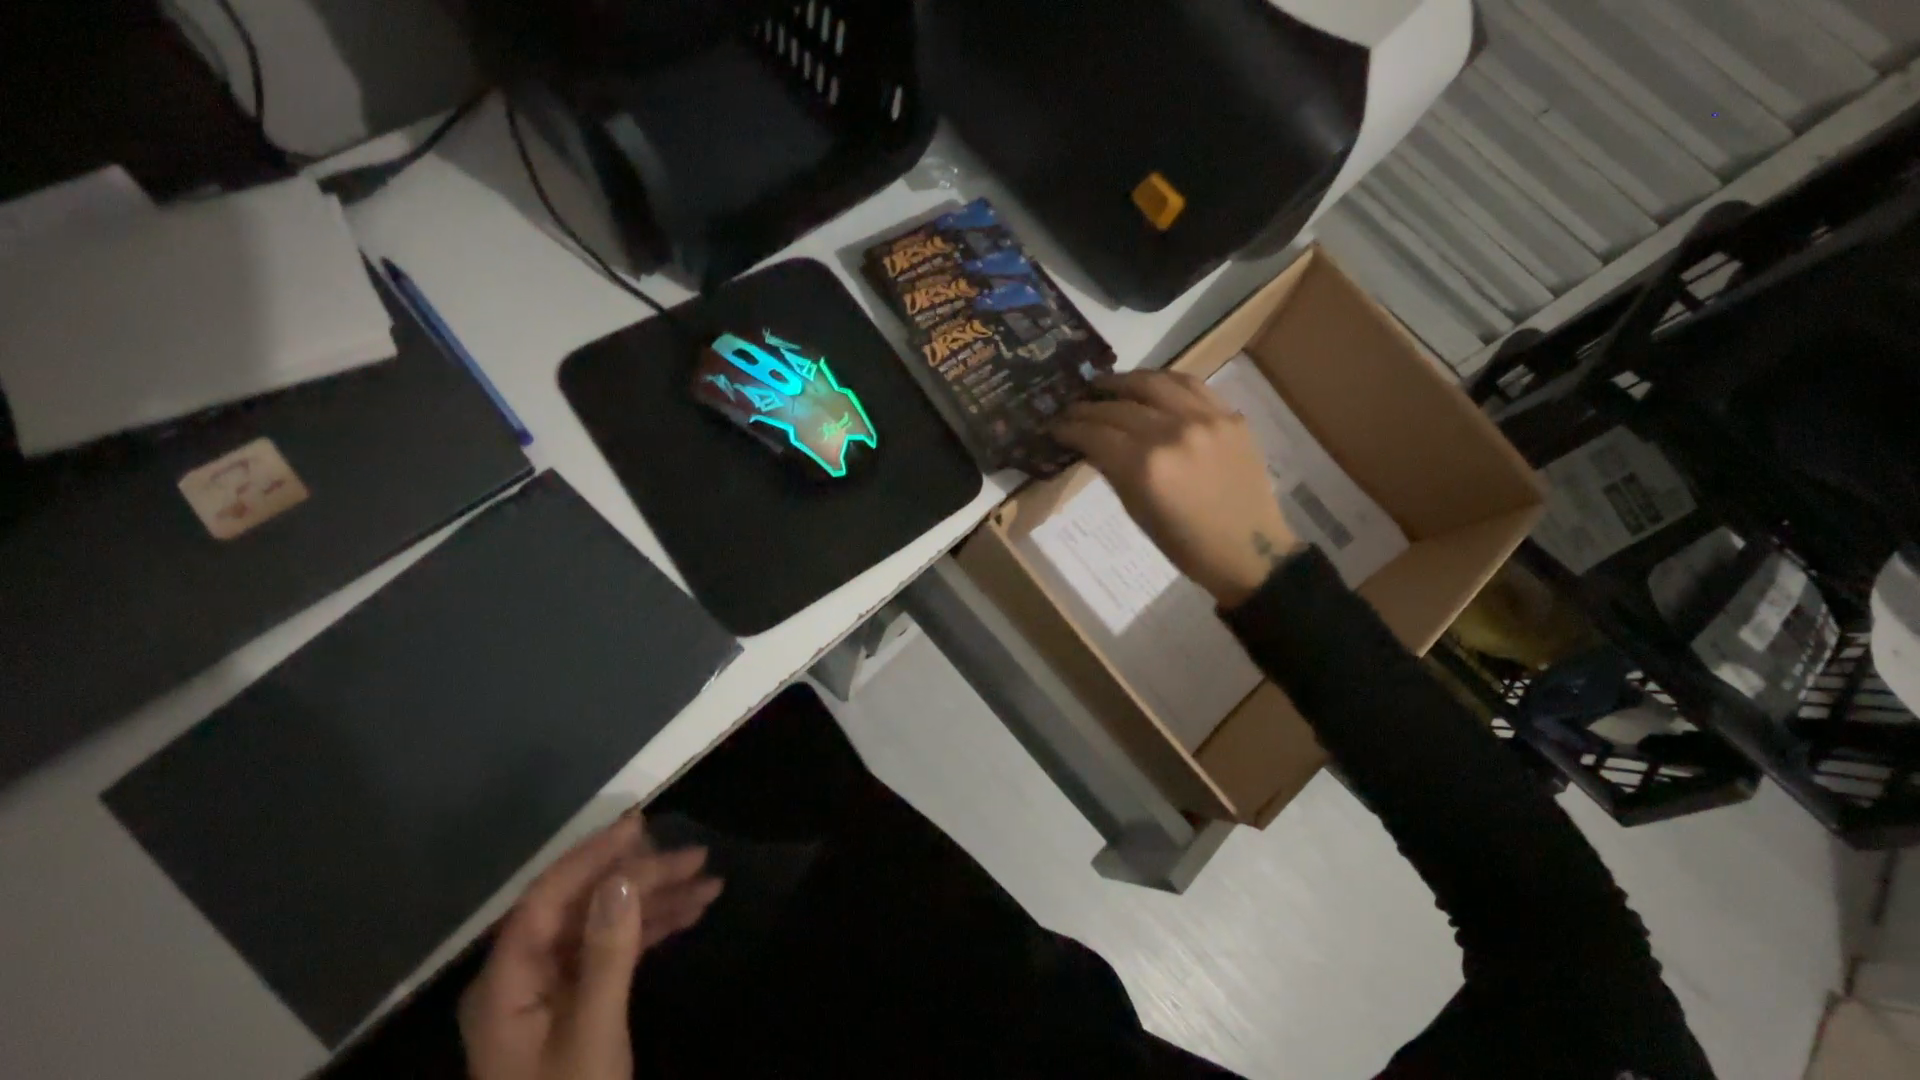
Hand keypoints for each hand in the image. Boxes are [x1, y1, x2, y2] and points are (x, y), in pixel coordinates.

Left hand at [459, 812, 723, 1079]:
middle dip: (637, 879)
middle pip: (580, 908)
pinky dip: (650, 933)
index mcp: (505, 983)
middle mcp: (521, 978)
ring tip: (708, 883)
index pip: (546, 899)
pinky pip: (612, 954)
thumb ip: (606, 954)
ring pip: (602, 928)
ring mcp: (548, 994)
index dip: (592, 857)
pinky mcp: (573, 1008)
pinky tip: (689, 916)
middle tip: (695, 857)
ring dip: (654, 903)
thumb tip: (622, 879)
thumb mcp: (592, 1035)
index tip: (640, 827)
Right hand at [1054, 370, 1301, 607]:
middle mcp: (1172, 433)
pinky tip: (1148, 385)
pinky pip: (1189, 384)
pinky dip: (1163, 381)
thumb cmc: (1185, 544)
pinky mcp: (1228, 415)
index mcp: (1145, 467)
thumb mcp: (1137, 511)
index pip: (1096, 433)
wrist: (1248, 549)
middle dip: (1088, 406)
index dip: (1069, 427)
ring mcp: (1204, 419)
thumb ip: (1113, 470)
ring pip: (1153, 383)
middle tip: (1072, 407)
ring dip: (1123, 381)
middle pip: (1118, 406)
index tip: (1054, 425)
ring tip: (1105, 386)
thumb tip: (1089, 442)